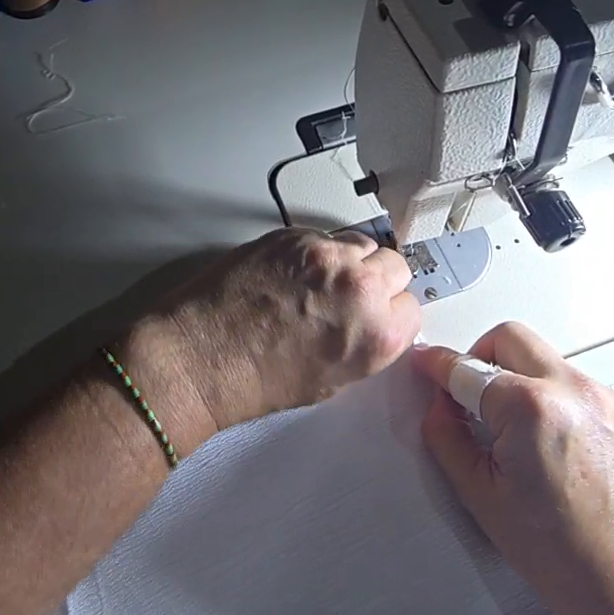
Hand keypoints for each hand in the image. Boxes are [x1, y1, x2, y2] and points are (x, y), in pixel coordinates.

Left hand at [123, 228, 421, 446]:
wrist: (201, 357)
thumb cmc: (257, 380)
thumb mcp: (335, 379)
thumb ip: (367, 344)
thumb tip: (374, 321)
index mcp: (377, 333)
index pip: (412, 305)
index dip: (391, 312)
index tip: (377, 313)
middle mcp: (359, 287)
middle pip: (394, 265)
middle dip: (376, 280)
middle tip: (350, 295)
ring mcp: (325, 254)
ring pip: (360, 243)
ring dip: (349, 260)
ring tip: (321, 282)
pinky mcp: (294, 235)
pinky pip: (323, 236)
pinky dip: (315, 251)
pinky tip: (293, 274)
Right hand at [414, 323, 613, 614]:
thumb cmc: (568, 557)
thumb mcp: (482, 498)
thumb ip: (448, 439)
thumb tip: (440, 406)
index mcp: (531, 409)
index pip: (468, 368)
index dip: (438, 364)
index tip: (429, 362)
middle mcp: (574, 392)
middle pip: (511, 338)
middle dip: (482, 354)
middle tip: (471, 388)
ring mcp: (609, 400)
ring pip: (549, 362)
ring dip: (524, 382)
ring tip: (522, 432)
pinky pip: (582, 388)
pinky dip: (561, 404)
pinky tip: (558, 445)